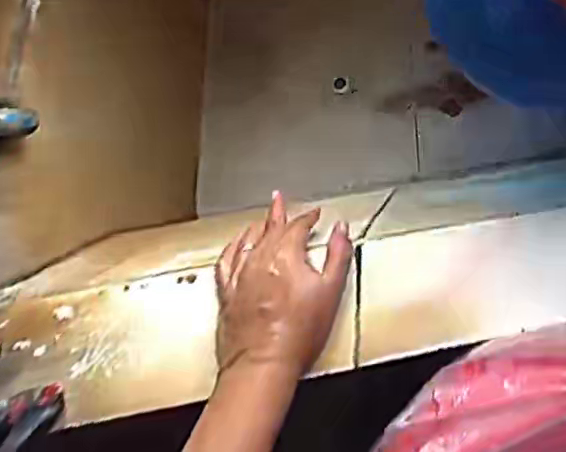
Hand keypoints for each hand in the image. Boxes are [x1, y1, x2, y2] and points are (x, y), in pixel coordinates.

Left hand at [213, 192, 351, 381]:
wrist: (262, 367)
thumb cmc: (299, 331)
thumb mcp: (331, 290)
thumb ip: (338, 254)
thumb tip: (341, 229)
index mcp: (285, 256)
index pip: (297, 226)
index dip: (308, 217)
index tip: (316, 214)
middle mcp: (259, 261)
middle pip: (270, 229)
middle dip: (279, 213)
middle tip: (279, 199)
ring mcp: (239, 278)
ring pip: (247, 242)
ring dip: (256, 227)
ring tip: (260, 219)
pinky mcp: (226, 296)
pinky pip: (225, 263)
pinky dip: (231, 249)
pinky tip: (235, 245)